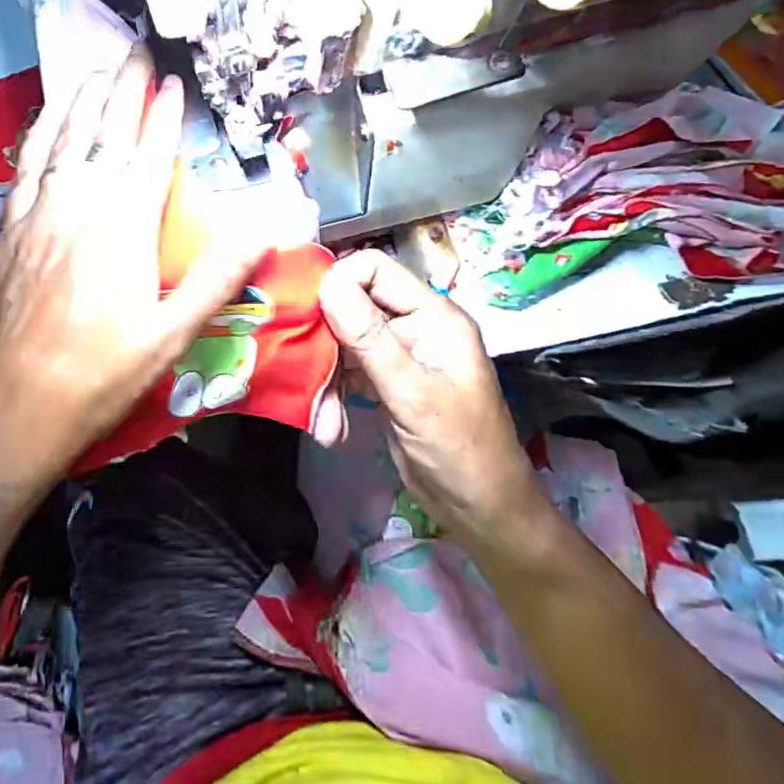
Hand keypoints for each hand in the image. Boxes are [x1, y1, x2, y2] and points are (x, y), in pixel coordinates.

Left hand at [0, 50, 264, 505]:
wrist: (10, 407)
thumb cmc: (97, 378)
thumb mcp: (169, 338)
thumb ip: (215, 277)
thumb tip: (263, 226)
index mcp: (121, 230)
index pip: (148, 157)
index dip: (163, 117)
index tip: (173, 82)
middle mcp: (77, 208)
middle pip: (105, 135)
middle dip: (124, 90)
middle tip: (137, 50)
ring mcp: (37, 215)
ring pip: (64, 141)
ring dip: (84, 100)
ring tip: (99, 67)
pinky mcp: (9, 231)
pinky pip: (27, 165)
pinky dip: (41, 132)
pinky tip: (47, 118)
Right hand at [318, 249, 540, 538]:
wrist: (481, 512)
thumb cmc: (460, 451)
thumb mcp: (412, 393)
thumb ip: (369, 337)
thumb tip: (328, 283)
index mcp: (433, 316)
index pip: (375, 270)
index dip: (338, 284)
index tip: (307, 316)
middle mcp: (414, 327)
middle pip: (352, 306)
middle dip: (324, 339)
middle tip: (302, 370)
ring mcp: (398, 355)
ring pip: (342, 342)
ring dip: (324, 376)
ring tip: (320, 417)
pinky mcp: (384, 382)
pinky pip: (345, 371)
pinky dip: (332, 394)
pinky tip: (328, 425)